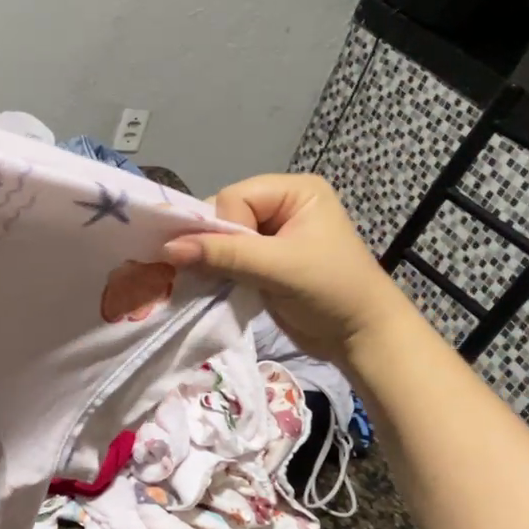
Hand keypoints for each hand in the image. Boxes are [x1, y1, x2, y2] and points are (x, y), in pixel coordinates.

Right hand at [162, 174, 421, 365]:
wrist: (361, 337)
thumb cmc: (330, 291)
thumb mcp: (278, 268)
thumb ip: (223, 255)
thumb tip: (168, 248)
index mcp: (294, 191)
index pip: (234, 197)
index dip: (224, 227)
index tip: (236, 259)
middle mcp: (281, 205)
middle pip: (224, 214)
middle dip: (213, 243)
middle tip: (214, 271)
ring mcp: (272, 234)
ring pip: (220, 237)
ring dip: (212, 260)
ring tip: (212, 279)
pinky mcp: (263, 260)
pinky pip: (226, 257)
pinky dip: (217, 271)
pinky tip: (215, 283)